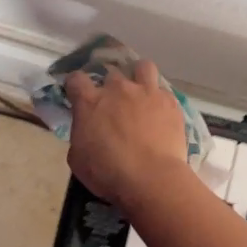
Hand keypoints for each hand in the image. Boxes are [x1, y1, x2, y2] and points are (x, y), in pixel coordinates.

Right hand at [65, 59, 190, 211]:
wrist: (151, 178)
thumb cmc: (108, 173)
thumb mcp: (78, 159)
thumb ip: (80, 135)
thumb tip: (87, 130)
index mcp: (90, 102)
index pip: (76, 79)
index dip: (76, 86)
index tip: (78, 96)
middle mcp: (117, 89)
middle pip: (111, 74)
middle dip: (111, 88)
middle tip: (114, 105)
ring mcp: (146, 92)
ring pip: (142, 68)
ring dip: (139, 78)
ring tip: (141, 94)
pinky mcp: (170, 102)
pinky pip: (163, 92)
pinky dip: (160, 101)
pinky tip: (161, 115)